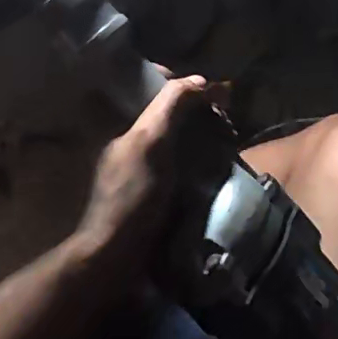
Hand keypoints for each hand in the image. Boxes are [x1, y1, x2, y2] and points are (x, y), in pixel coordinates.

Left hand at [72, 74, 213, 277]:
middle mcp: (127, 138)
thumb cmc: (131, 195)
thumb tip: (202, 81)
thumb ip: (172, 104)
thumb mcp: (151, 141)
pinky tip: (213, 169)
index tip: (210, 93)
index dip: (182, 82)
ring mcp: (136, 166)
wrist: (113, 257)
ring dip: (198, 135)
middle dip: (195, 109)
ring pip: (173, 136)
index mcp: (122, 122)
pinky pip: (175, 162)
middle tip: (223, 119)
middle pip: (165, 109)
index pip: (152, 83)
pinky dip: (194, 159)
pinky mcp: (147, 190)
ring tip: (224, 143)